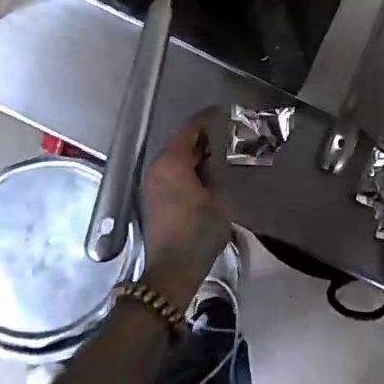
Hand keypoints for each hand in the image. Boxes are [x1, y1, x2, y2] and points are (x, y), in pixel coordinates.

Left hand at [139, 107, 235, 307]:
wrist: (172, 270)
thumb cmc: (198, 233)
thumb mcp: (218, 199)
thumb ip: (218, 172)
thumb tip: (218, 158)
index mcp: (171, 162)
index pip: (190, 129)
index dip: (208, 119)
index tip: (226, 112)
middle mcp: (157, 166)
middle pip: (182, 142)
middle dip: (205, 137)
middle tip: (231, 134)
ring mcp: (152, 183)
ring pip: (177, 158)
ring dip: (197, 153)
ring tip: (224, 152)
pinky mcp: (153, 197)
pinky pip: (172, 172)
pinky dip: (189, 167)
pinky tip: (208, 173)